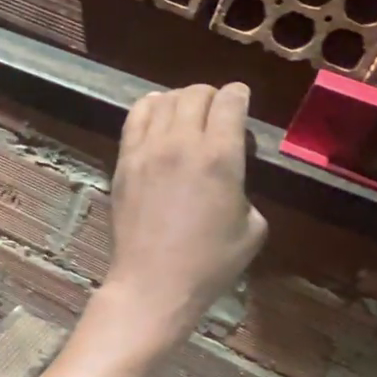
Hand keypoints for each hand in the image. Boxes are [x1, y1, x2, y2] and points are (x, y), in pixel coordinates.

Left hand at [99, 83, 267, 349]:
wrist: (153, 282)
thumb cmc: (210, 263)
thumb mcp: (253, 227)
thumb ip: (244, 187)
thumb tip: (230, 175)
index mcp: (220, 156)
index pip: (231, 100)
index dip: (239, 95)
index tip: (241, 102)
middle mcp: (181, 143)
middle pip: (195, 94)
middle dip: (211, 96)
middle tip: (215, 112)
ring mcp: (146, 151)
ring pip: (162, 101)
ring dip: (179, 100)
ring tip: (185, 113)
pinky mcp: (123, 162)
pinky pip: (133, 119)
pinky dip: (148, 109)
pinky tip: (156, 116)